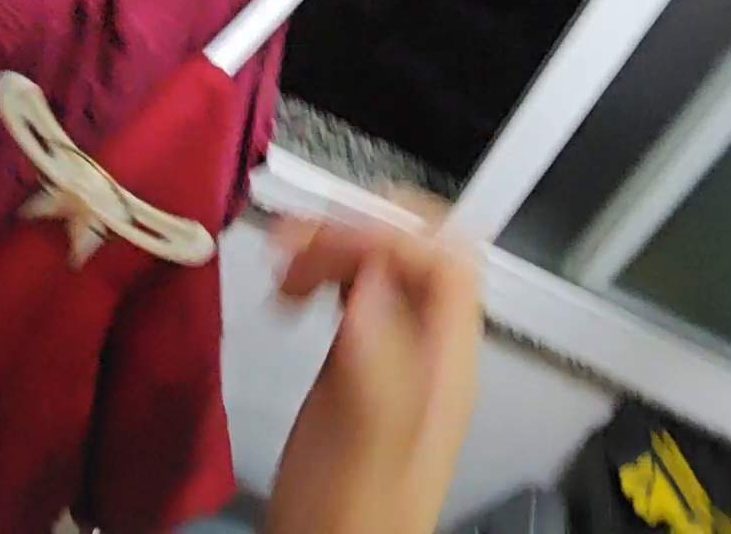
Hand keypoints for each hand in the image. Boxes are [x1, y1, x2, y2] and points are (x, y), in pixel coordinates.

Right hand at [265, 206, 482, 533]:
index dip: (391, 235)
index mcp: (447, 364)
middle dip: (356, 228)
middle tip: (295, 244)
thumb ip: (379, 377)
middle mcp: (428, 344)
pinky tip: (291, 284)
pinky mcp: (362, 350)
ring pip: (382, 257)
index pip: (446, 261)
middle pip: (417, 247)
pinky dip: (322, 266)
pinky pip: (355, 282)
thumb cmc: (349, 523)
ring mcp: (396, 343)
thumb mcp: (364, 458)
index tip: (327, 244)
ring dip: (334, 241)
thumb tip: (375, 289)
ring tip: (283, 258)